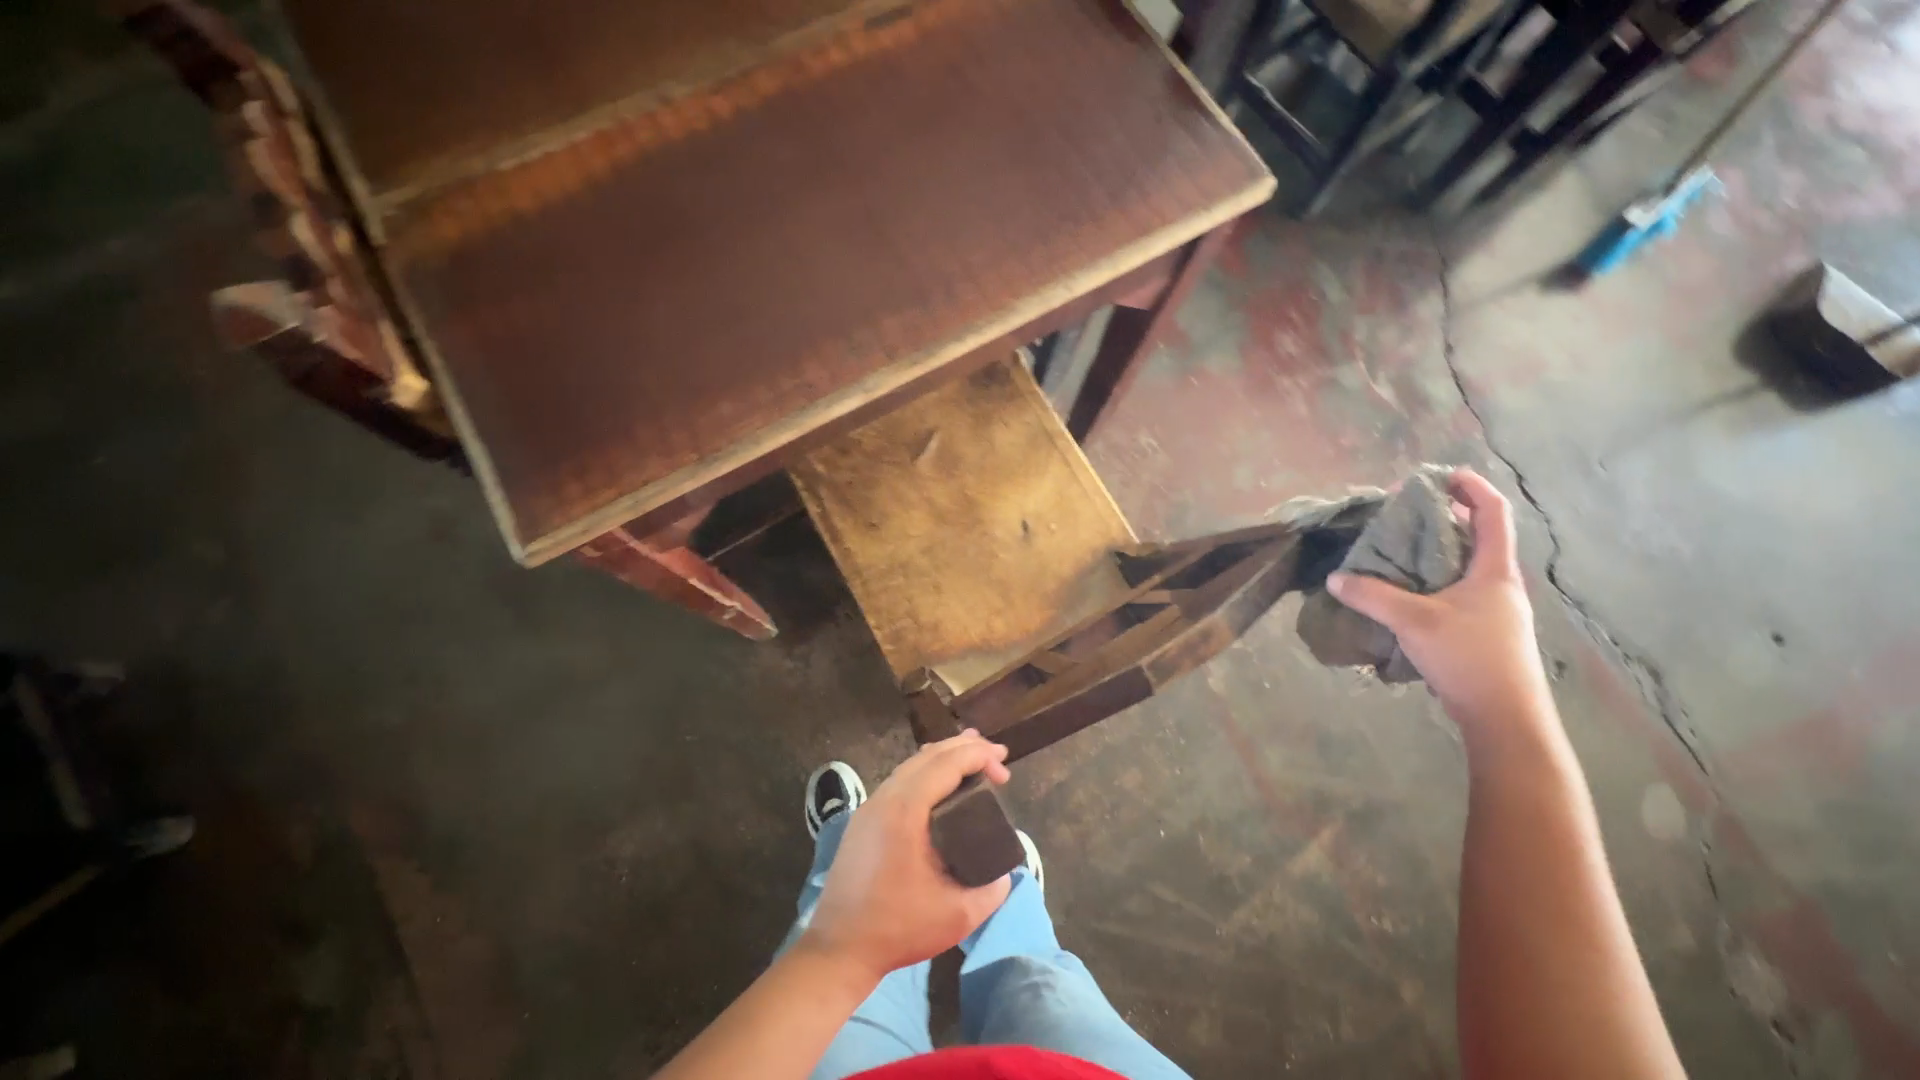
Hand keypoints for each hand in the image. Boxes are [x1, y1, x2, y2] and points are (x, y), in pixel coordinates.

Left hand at [799, 732, 1013, 983]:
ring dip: (943, 758)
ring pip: (910, 766)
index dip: (979, 757)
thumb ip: (993, 889)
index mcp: (906, 811)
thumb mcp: (958, 915)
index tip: (1005, 772)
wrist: (839, 948)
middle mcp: (884, 799)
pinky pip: (899, 781)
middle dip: (965, 749)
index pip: (946, 764)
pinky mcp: (862, 821)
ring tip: (973, 757)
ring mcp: (869, 808)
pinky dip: (925, 773)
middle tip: (997, 756)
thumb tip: (1005, 869)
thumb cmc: (898, 929)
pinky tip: (939, 784)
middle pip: (927, 756)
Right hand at [1327, 469, 1553, 732]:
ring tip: (1401, 551)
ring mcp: (1496, 611)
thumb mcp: (1414, 621)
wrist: (1505, 717)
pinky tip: (1409, 595)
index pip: (1492, 512)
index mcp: (1495, 570)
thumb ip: (1372, 596)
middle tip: (1407, 514)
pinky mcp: (1485, 633)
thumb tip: (1336, 578)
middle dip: (1445, 518)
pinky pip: (1460, 592)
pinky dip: (1436, 581)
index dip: (1471, 487)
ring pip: (1468, 567)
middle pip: (1479, 537)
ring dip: (1439, 552)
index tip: (1442, 475)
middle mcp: (1501, 584)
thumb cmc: (1469, 658)